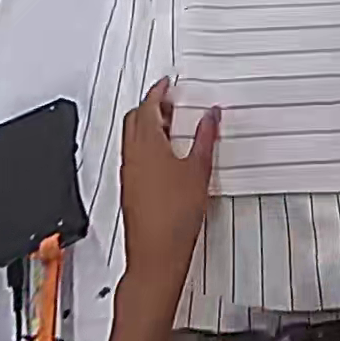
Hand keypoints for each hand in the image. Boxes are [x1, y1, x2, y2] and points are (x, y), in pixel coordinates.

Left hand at [119, 78, 219, 300]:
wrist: (156, 256)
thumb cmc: (174, 217)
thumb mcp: (198, 169)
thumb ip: (205, 137)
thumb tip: (211, 116)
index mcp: (146, 145)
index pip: (147, 107)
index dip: (157, 91)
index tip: (166, 83)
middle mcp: (132, 156)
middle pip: (135, 119)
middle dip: (151, 106)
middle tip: (171, 101)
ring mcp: (128, 173)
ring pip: (132, 137)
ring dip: (148, 125)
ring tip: (172, 125)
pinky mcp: (130, 188)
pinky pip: (133, 154)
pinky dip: (146, 143)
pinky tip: (166, 154)